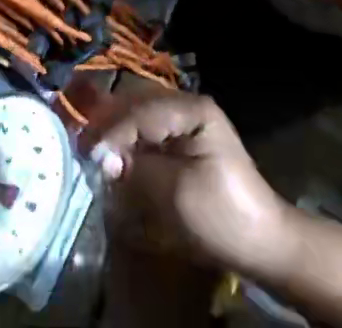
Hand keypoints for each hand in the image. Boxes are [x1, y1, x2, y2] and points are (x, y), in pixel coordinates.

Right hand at [75, 85, 295, 275]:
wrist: (260, 239)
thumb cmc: (221, 214)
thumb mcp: (177, 192)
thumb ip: (138, 169)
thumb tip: (104, 158)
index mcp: (192, 110)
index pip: (140, 110)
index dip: (110, 131)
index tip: (85, 154)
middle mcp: (188, 106)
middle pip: (138, 103)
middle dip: (109, 123)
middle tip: (81, 147)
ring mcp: (187, 122)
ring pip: (140, 114)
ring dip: (116, 130)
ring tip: (93, 151)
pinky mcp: (184, 142)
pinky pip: (149, 131)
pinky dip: (129, 141)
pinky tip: (116, 157)